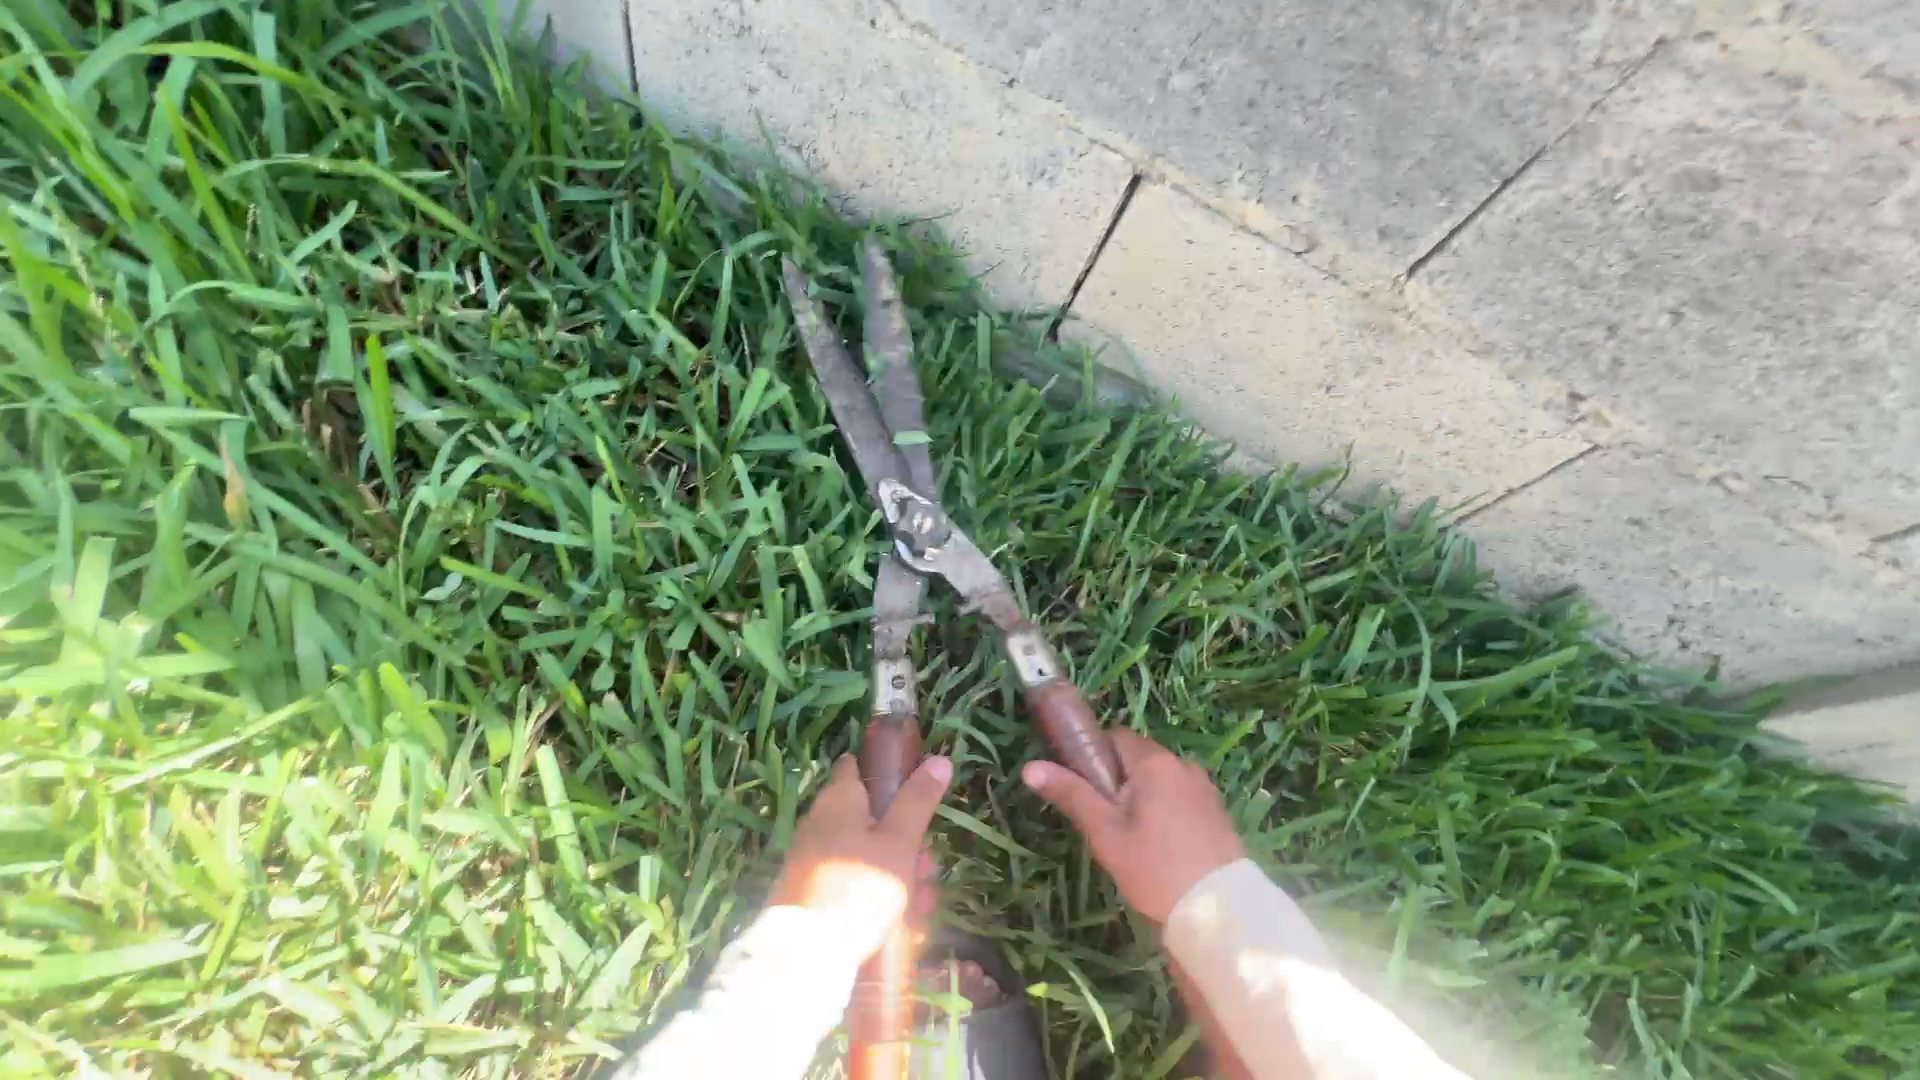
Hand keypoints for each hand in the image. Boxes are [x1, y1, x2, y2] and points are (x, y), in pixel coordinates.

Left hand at [771, 754, 951, 958]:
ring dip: (900, 874)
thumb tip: (940, 759)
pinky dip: (880, 897)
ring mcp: (815, 860)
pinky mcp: (813, 895)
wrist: (804, 957)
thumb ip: (918, 801)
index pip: (857, 767)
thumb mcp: (899, 841)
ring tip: (922, 905)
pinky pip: (854, 885)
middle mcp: (821, 823)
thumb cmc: (858, 887)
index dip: (886, 772)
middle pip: (871, 818)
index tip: (915, 789)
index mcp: (838, 800)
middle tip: (928, 866)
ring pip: (868, 856)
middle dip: (906, 840)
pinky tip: (904, 924)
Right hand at [1022, 730, 1244, 922]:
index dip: (1094, 758)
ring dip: (1142, 797)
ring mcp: (1204, 787)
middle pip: (1138, 758)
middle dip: (1117, 781)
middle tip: (1106, 823)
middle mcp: (1182, 764)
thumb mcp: (1105, 833)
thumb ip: (1071, 794)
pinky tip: (1161, 847)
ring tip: (1134, 840)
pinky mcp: (1217, 811)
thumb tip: (1029, 767)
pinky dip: (1165, 811)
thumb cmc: (1155, 869)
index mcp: (1154, 762)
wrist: (1221, 913)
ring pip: (1160, 780)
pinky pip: (1180, 797)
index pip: (1115, 737)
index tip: (1086, 790)